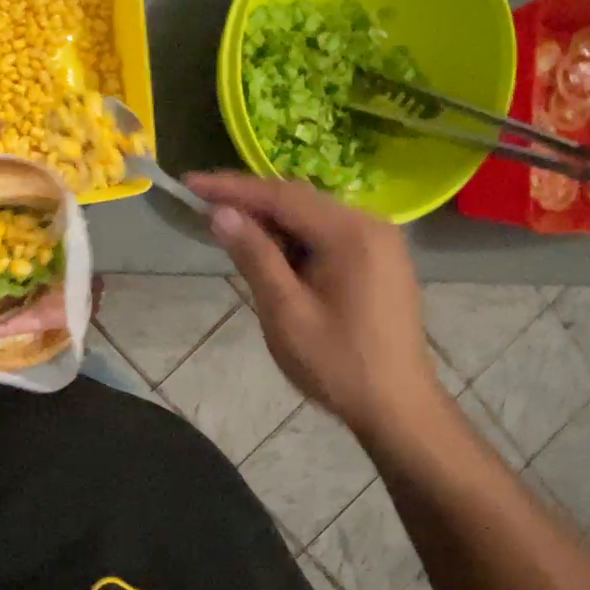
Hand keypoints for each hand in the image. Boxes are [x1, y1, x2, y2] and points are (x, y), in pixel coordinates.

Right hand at [186, 173, 447, 438]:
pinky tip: (271, 254)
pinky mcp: (379, 260)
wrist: (397, 406)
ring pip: (312, 217)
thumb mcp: (285, 313)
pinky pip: (328, 235)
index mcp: (350, 234)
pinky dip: (295, 239)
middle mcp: (370, 225)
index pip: (281, 196)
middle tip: (203, 208)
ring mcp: (380, 242)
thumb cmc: (337, 364)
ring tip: (230, 233)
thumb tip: (220, 213)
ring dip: (271, 223)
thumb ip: (254, 257)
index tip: (191, 183)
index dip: (232, 188)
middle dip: (250, 203)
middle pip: (299, 200)